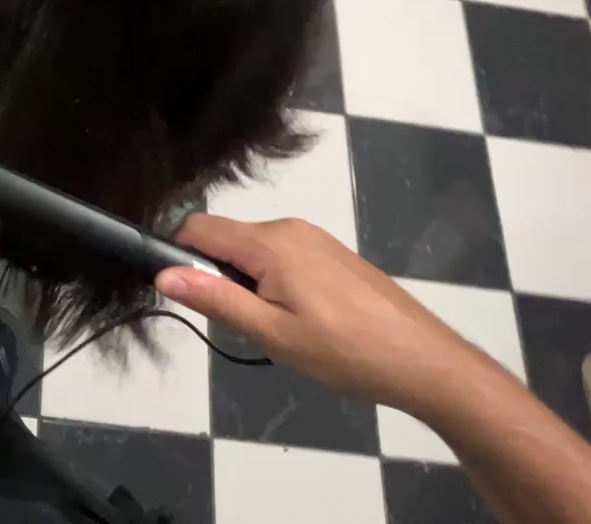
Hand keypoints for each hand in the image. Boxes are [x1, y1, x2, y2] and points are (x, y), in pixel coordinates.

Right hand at [157, 215, 489, 414]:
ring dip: (247, 280)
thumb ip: (216, 299)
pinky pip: (281, 254)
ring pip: (253, 248)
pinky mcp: (331, 251)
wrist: (427, 363)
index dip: (179, 254)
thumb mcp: (273, 334)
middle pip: (226, 238)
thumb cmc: (345, 352)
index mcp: (268, 243)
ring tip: (277, 326)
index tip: (187, 293)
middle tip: (242, 323)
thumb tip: (163, 274)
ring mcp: (312, 237)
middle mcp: (287, 228)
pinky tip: (302, 318)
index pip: (198, 227)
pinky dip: (273, 279)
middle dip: (217, 274)